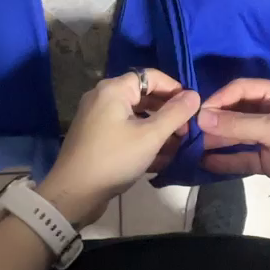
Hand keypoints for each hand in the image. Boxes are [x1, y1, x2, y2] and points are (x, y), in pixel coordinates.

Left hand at [40, 69, 200, 225]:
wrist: (74, 193)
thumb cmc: (114, 159)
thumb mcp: (150, 136)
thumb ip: (175, 114)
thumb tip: (195, 95)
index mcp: (113, 89)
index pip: (150, 76)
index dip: (174, 88)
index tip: (192, 107)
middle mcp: (102, 97)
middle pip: (143, 95)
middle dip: (167, 111)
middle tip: (186, 130)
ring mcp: (97, 117)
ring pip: (135, 115)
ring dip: (157, 127)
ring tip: (176, 144)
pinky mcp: (96, 136)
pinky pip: (125, 128)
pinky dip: (142, 137)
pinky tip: (158, 155)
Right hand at [197, 79, 269, 221]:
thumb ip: (238, 125)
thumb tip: (200, 118)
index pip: (243, 89)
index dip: (220, 99)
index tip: (197, 114)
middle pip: (237, 111)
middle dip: (215, 120)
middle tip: (188, 132)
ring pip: (237, 135)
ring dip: (216, 140)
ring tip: (191, 147)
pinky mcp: (269, 161)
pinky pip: (242, 156)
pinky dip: (225, 158)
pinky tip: (204, 162)